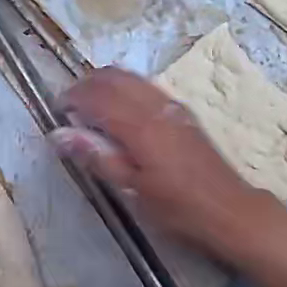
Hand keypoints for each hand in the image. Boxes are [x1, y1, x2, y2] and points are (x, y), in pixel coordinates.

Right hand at [50, 67, 270, 258]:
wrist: (228, 209)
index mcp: (140, 125)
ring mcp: (172, 106)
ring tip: (89, 102)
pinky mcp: (183, 111)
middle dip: (87, 83)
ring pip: (132, 77)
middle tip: (69, 103)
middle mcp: (156, 106)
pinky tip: (120, 106)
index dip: (74, 96)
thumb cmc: (177, 207)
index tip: (57, 108)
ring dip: (106, 81)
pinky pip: (146, 85)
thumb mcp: (132, 189)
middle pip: (114, 77)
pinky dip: (126, 86)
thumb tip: (59, 135)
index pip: (99, 95)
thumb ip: (97, 157)